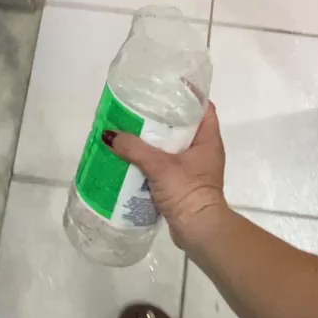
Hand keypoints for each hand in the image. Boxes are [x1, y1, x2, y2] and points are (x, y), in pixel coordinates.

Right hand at [104, 103, 229, 248]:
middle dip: (165, 116)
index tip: (168, 86)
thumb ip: (134, 149)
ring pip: (175, 146)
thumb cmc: (187, 191)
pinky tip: (135, 156)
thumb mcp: (159, 166)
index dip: (189, 94)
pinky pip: (169, 164)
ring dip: (157, 139)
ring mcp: (196, 168)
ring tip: (134, 128)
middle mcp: (205, 150)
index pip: (203, 107)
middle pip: (186, 125)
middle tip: (142, 107)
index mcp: (208, 139)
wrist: (199, 231)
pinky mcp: (185, 183)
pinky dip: (154, 159)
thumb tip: (109, 135)